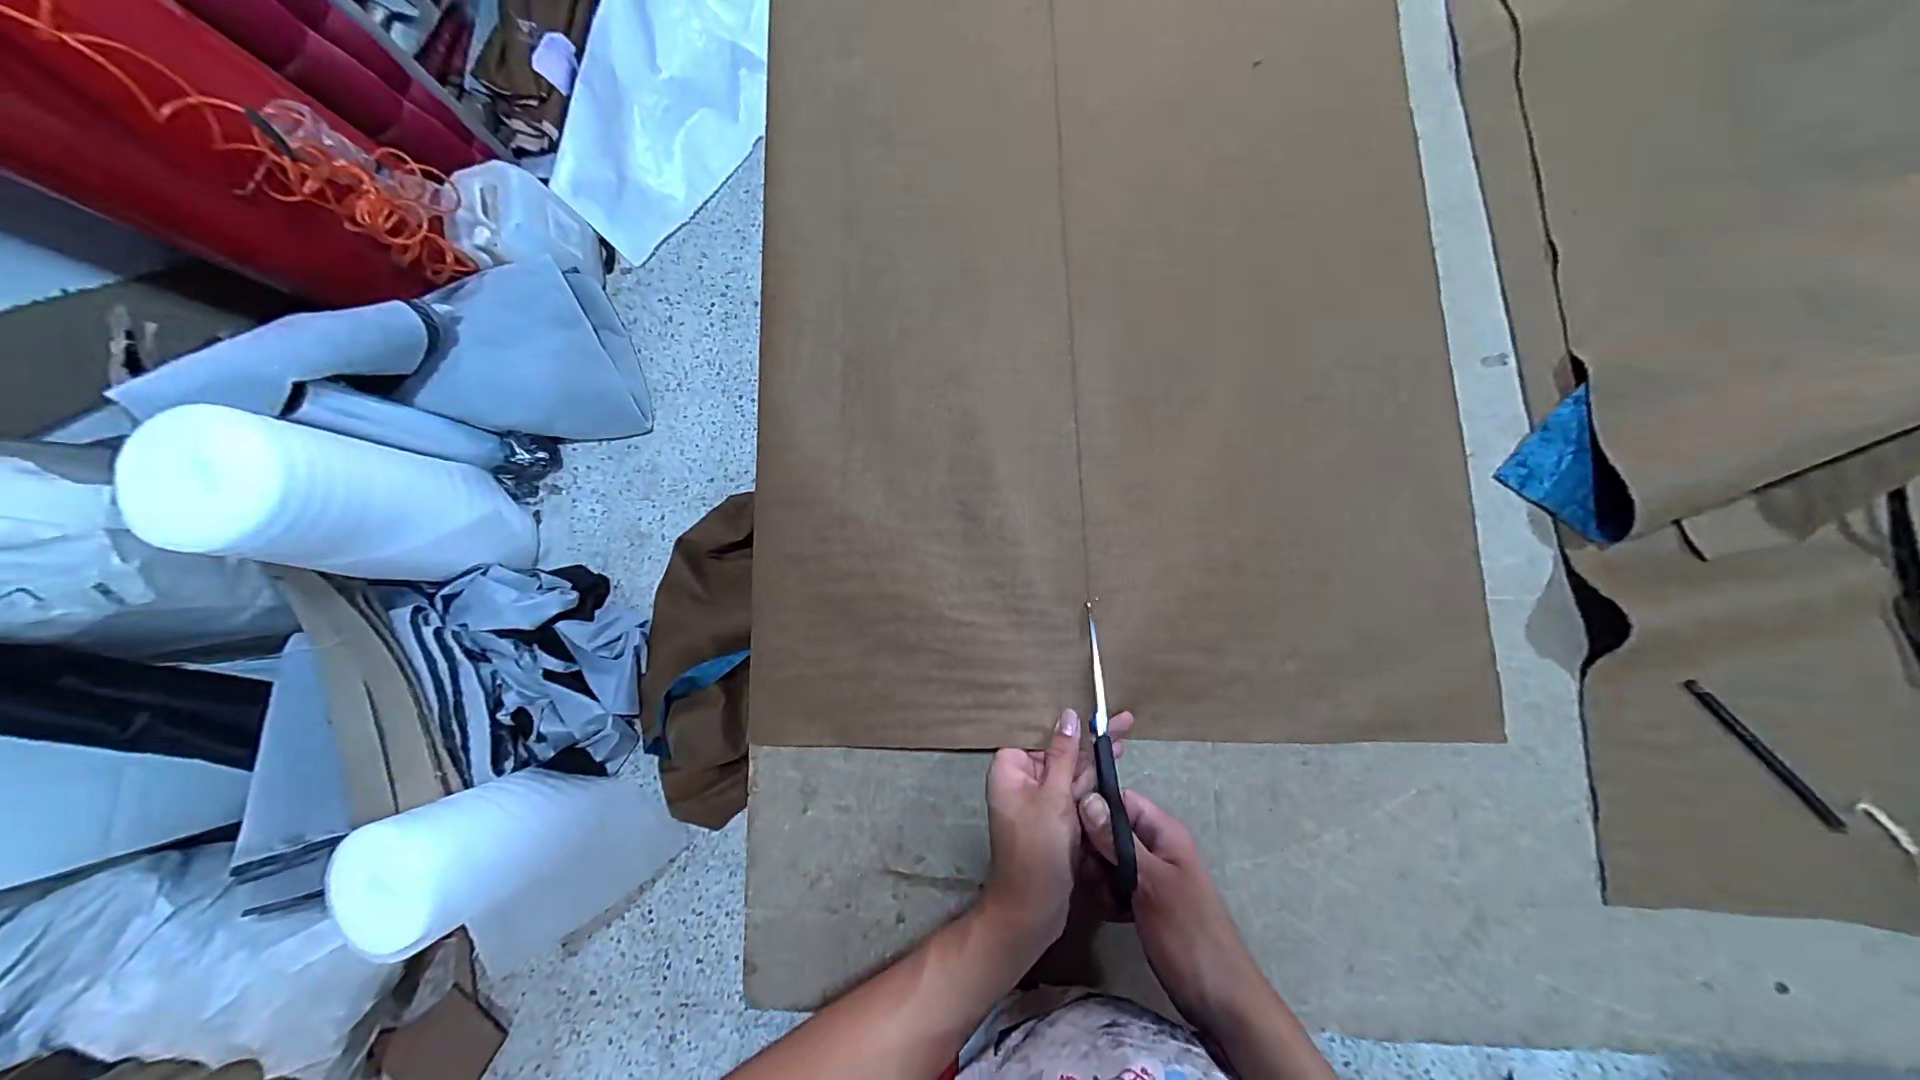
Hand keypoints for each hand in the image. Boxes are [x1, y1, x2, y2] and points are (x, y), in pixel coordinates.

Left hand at [981, 708, 1133, 955]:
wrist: (1032, 911)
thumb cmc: (1036, 850)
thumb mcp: (1052, 797)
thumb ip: (1062, 755)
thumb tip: (1068, 715)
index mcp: (1011, 769)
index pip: (1039, 737)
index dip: (1067, 725)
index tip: (1093, 709)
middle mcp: (1024, 782)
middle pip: (1061, 754)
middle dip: (1091, 739)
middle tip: (1124, 720)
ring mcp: (1041, 803)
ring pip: (1072, 774)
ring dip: (1098, 758)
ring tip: (1126, 732)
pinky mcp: (1057, 822)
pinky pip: (1077, 796)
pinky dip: (1096, 784)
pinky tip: (1116, 765)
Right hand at [1079, 789, 1267, 1031]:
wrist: (1220, 1002)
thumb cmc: (1189, 935)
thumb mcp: (1151, 883)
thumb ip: (1118, 841)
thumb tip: (1088, 799)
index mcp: (1164, 833)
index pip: (1121, 800)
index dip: (1093, 805)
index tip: (1067, 823)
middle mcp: (1156, 848)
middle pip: (1110, 830)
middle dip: (1092, 847)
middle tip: (1087, 871)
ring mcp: (1150, 877)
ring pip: (1109, 860)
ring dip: (1098, 876)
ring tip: (1101, 897)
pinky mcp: (1144, 904)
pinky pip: (1115, 887)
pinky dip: (1107, 897)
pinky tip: (1109, 913)